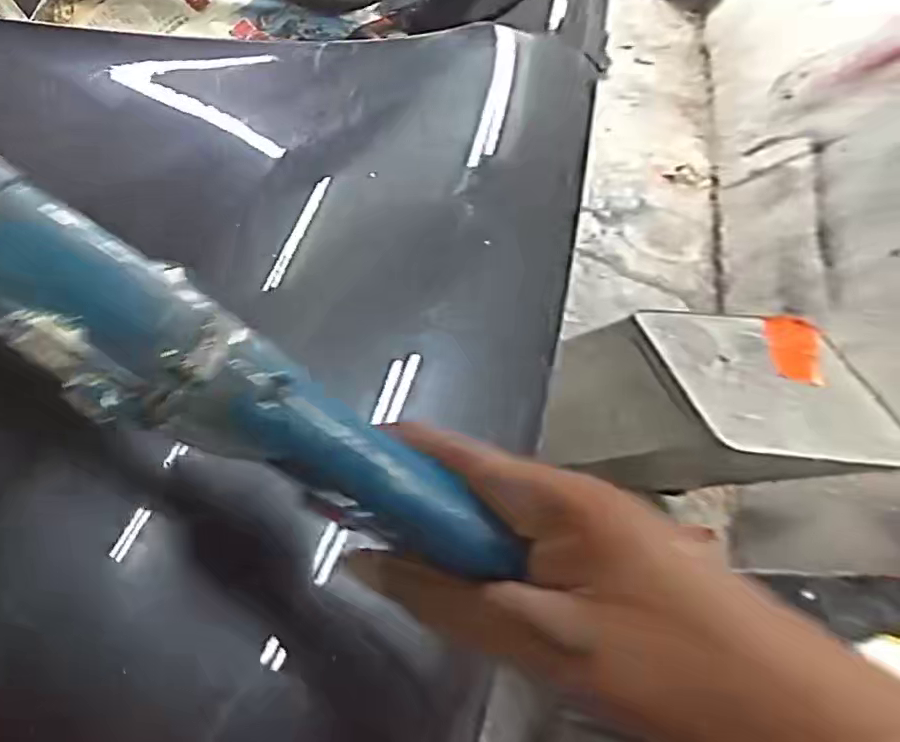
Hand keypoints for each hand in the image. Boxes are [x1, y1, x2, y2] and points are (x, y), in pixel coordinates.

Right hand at [347, 424, 899, 741]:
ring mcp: (590, 525)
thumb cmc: (685, 676)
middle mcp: (564, 494)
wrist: (834, 740)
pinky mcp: (608, 558)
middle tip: (351, 527)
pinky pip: (518, 543)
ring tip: (399, 562)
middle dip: (402, 503)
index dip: (375, 450)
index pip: (436, 446)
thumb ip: (442, 600)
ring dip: (441, 537)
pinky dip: (480, 559)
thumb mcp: (550, 645)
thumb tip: (358, 561)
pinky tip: (467, 590)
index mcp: (549, 493)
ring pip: (485, 517)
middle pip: (455, 480)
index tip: (325, 468)